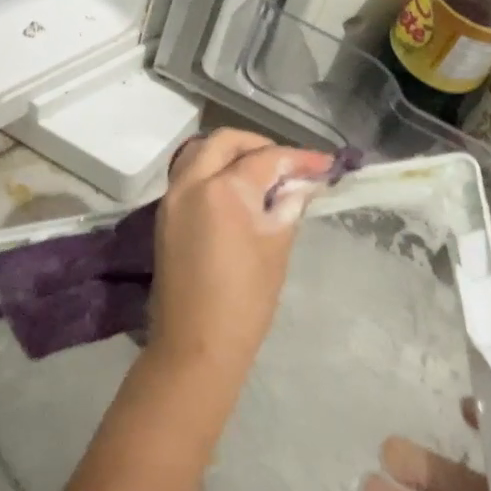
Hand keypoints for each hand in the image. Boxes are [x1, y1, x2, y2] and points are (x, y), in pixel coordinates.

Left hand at [147, 129, 333, 378]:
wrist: (195, 347)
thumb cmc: (245, 299)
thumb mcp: (277, 247)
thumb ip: (288, 205)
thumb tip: (301, 184)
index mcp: (223, 189)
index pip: (267, 159)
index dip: (300, 159)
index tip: (326, 165)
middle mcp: (191, 183)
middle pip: (226, 142)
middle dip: (260, 146)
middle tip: (289, 166)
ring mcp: (172, 200)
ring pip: (200, 154)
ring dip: (232, 154)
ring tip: (262, 174)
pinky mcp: (165, 218)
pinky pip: (189, 176)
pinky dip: (213, 171)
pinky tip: (237, 192)